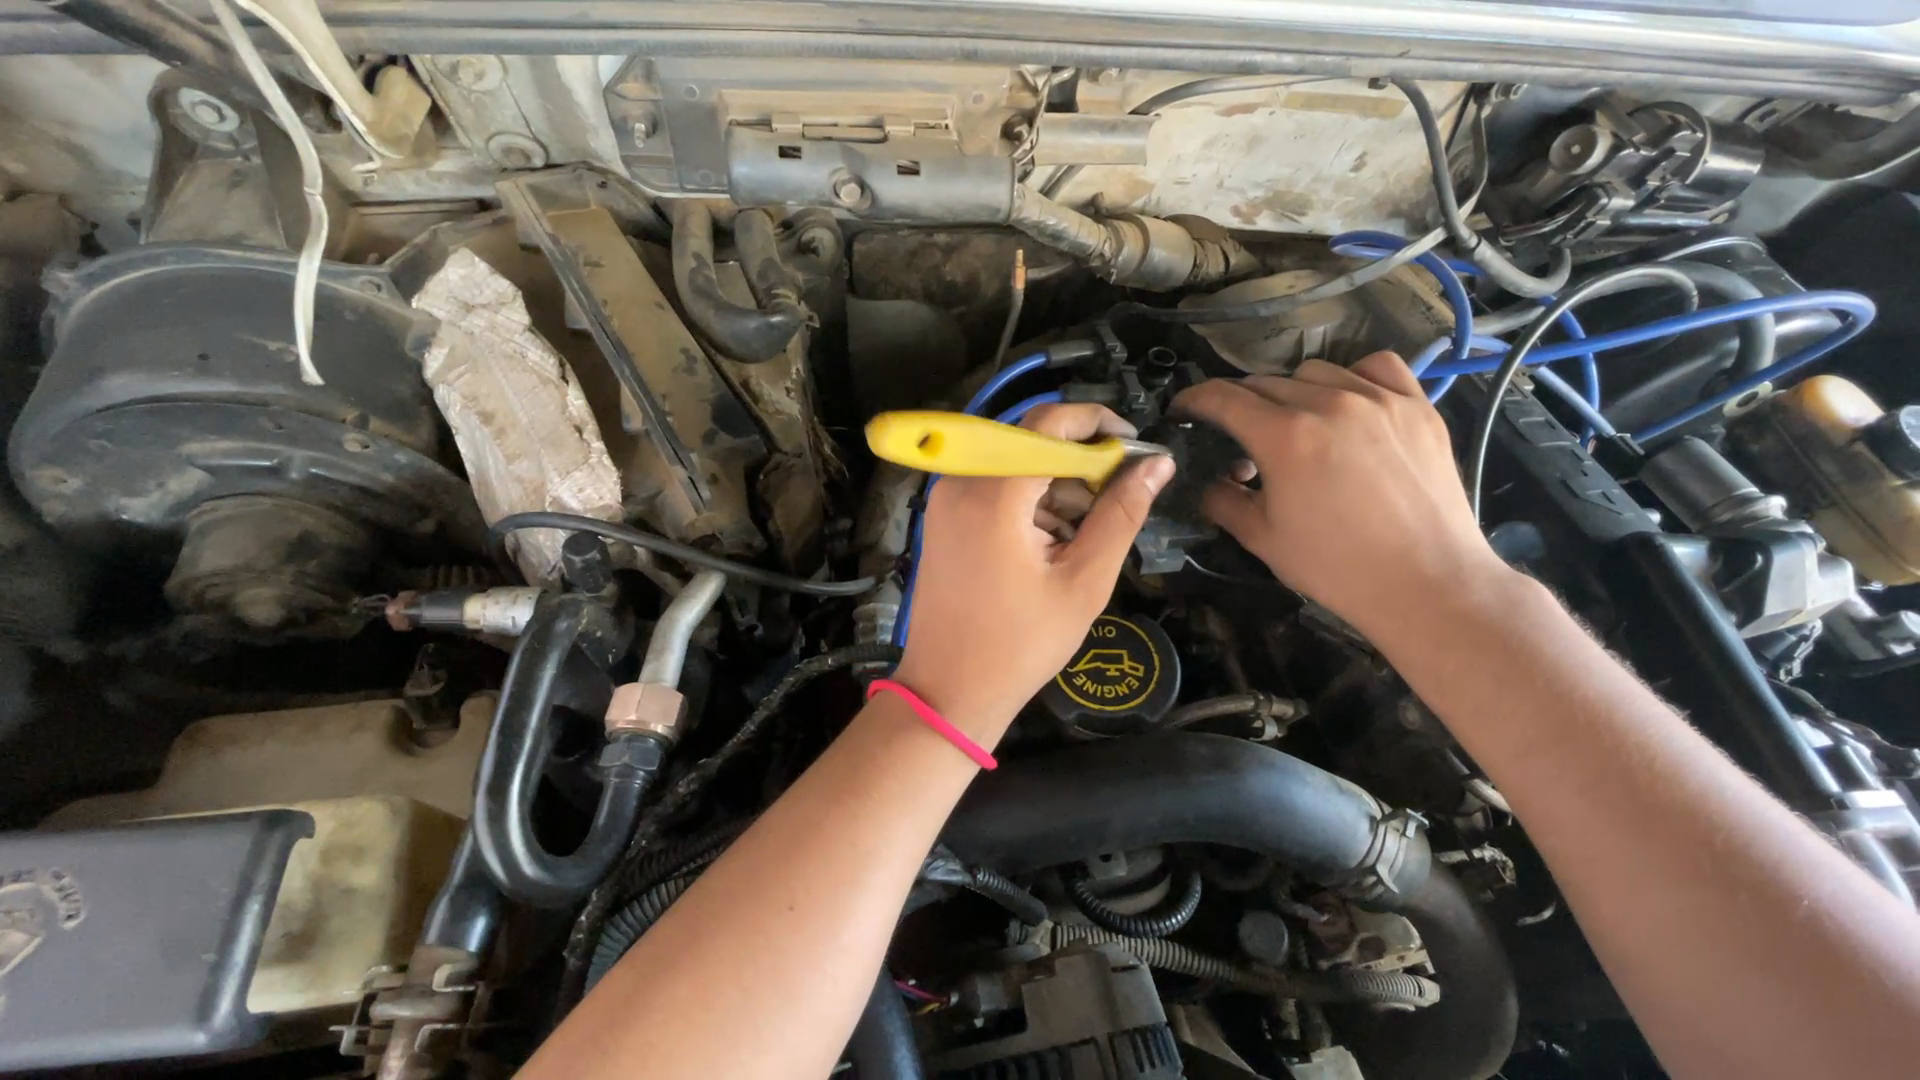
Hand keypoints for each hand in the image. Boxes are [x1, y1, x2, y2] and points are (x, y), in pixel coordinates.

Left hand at [895, 404, 1173, 745]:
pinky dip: (1027, 499)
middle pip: (1029, 439)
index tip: (1134, 444)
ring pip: (1012, 461)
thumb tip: (1157, 464)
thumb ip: (1121, 514)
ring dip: (1054, 483)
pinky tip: (1050, 543)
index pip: (1049, 422)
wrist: (948, 690)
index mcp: (993, 494)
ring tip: (1082, 534)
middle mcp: (961, 482)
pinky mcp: (943, 518)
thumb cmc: (1020, 645)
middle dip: (1078, 459)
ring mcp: (945, 499)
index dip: (1097, 422)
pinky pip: (992, 485)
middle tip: (1114, 497)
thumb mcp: (1083, 581)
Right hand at [1172, 353, 1509, 638]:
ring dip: (1291, 391)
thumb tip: (1210, 482)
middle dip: (1240, 404)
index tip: (1183, 410)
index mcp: (1284, 437)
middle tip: (1238, 435)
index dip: (1194, 400)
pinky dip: (1353, 377)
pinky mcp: (1418, 407)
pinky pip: (1377, 367)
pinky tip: (1349, 402)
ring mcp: (1379, 400)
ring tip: (1294, 422)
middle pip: (1265, 382)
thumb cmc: (1336, 567)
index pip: (1223, 398)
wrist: (1427, 583)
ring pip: (1316, 371)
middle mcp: (1329, 404)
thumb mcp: (1262, 539)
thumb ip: (1223, 501)